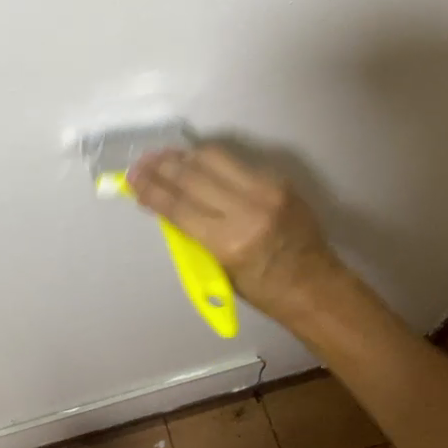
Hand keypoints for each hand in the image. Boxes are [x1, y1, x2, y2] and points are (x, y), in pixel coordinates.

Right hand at [125, 145, 350, 321]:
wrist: (315, 285)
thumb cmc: (262, 290)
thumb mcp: (219, 269)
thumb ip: (194, 233)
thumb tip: (166, 203)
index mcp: (228, 242)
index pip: (178, 206)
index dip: (151, 190)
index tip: (132, 179)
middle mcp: (247, 210)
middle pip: (192, 176)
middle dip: (162, 167)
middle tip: (142, 161)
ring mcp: (267, 191)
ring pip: (216, 158)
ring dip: (186, 156)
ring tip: (166, 156)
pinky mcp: (280, 181)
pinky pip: (238, 164)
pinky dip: (214, 164)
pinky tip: (198, 163)